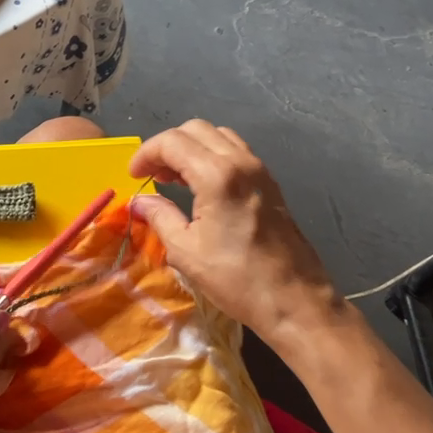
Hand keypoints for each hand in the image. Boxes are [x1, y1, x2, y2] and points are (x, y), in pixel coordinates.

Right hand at [128, 120, 343, 346]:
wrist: (297, 303)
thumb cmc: (238, 280)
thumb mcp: (186, 251)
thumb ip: (159, 216)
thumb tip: (139, 202)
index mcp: (216, 175)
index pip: (171, 142)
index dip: (146, 154)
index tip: (134, 176)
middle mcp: (239, 162)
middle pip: (194, 129)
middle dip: (167, 146)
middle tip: (153, 174)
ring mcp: (259, 170)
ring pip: (216, 135)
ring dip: (191, 147)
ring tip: (176, 177)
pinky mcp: (269, 182)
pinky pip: (234, 150)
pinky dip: (212, 155)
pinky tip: (202, 184)